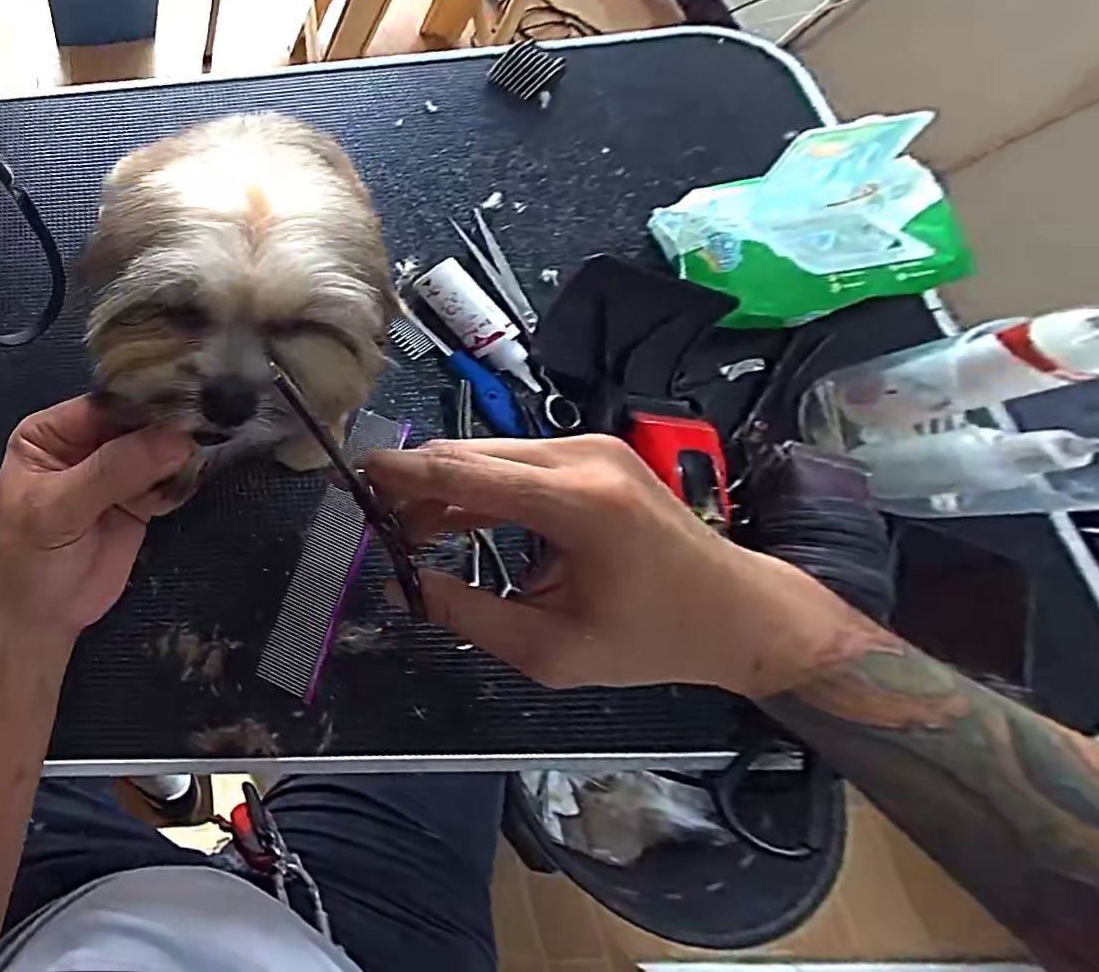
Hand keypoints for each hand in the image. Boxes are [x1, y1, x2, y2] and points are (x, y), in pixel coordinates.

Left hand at [0, 396, 193, 640]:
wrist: (38, 622)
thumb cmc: (28, 562)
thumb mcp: (59, 510)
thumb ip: (112, 471)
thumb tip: (176, 438)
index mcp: (53, 433)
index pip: (106, 406)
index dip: (144, 403)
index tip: (187, 401)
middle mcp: (87, 444)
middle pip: (138, 424)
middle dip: (169, 427)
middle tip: (208, 423)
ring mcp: (117, 473)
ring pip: (159, 450)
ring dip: (182, 453)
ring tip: (208, 447)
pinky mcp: (140, 500)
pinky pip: (170, 480)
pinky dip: (185, 479)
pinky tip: (197, 476)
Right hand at [364, 436, 873, 696]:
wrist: (741, 611)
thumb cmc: (654, 640)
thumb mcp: (551, 650)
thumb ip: (466, 615)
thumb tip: (401, 585)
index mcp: (578, 504)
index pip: (466, 474)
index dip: (404, 473)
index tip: (357, 473)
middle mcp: (581, 458)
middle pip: (469, 455)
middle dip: (413, 482)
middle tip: (375, 515)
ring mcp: (588, 448)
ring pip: (486, 455)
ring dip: (440, 486)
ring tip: (406, 527)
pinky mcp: (590, 454)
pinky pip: (512, 463)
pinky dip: (474, 487)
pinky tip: (448, 517)